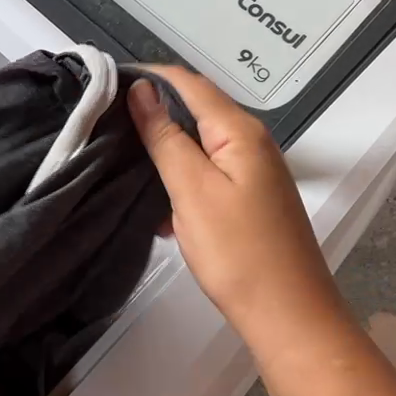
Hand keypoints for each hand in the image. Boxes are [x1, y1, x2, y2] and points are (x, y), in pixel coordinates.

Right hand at [127, 66, 348, 338]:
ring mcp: (253, 170)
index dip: (148, 76)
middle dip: (152, 109)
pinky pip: (207, 170)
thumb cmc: (239, 253)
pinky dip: (179, 176)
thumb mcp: (191, 190)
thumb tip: (142, 90)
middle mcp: (251, 142)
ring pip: (199, 141)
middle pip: (195, 108)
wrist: (290, 318)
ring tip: (122, 156)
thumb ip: (165, 136)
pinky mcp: (250, 197)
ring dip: (163, 146)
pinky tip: (155, 200)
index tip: (106, 83)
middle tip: (106, 119)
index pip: (189, 82)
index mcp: (239, 132)